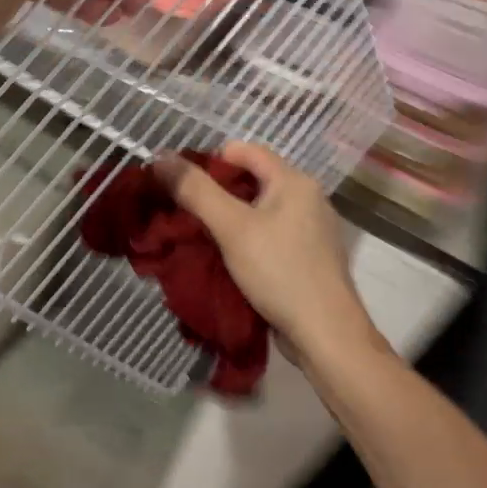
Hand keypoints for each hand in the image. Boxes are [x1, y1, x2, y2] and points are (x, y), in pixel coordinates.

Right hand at [154, 143, 381, 363]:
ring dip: (229, 218)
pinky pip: (270, 234)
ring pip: (258, 209)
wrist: (327, 338)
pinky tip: (229, 258)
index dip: (208, 161)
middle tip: (186, 212)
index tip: (183, 186)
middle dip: (215, 192)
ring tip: (202, 237)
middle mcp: (307, 198)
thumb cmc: (280, 272)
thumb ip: (194, 189)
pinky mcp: (309, 257)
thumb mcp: (230, 226)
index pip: (242, 150)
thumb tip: (159, 157)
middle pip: (250, 179)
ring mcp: (311, 229)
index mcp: (294, 180)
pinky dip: (247, 239)